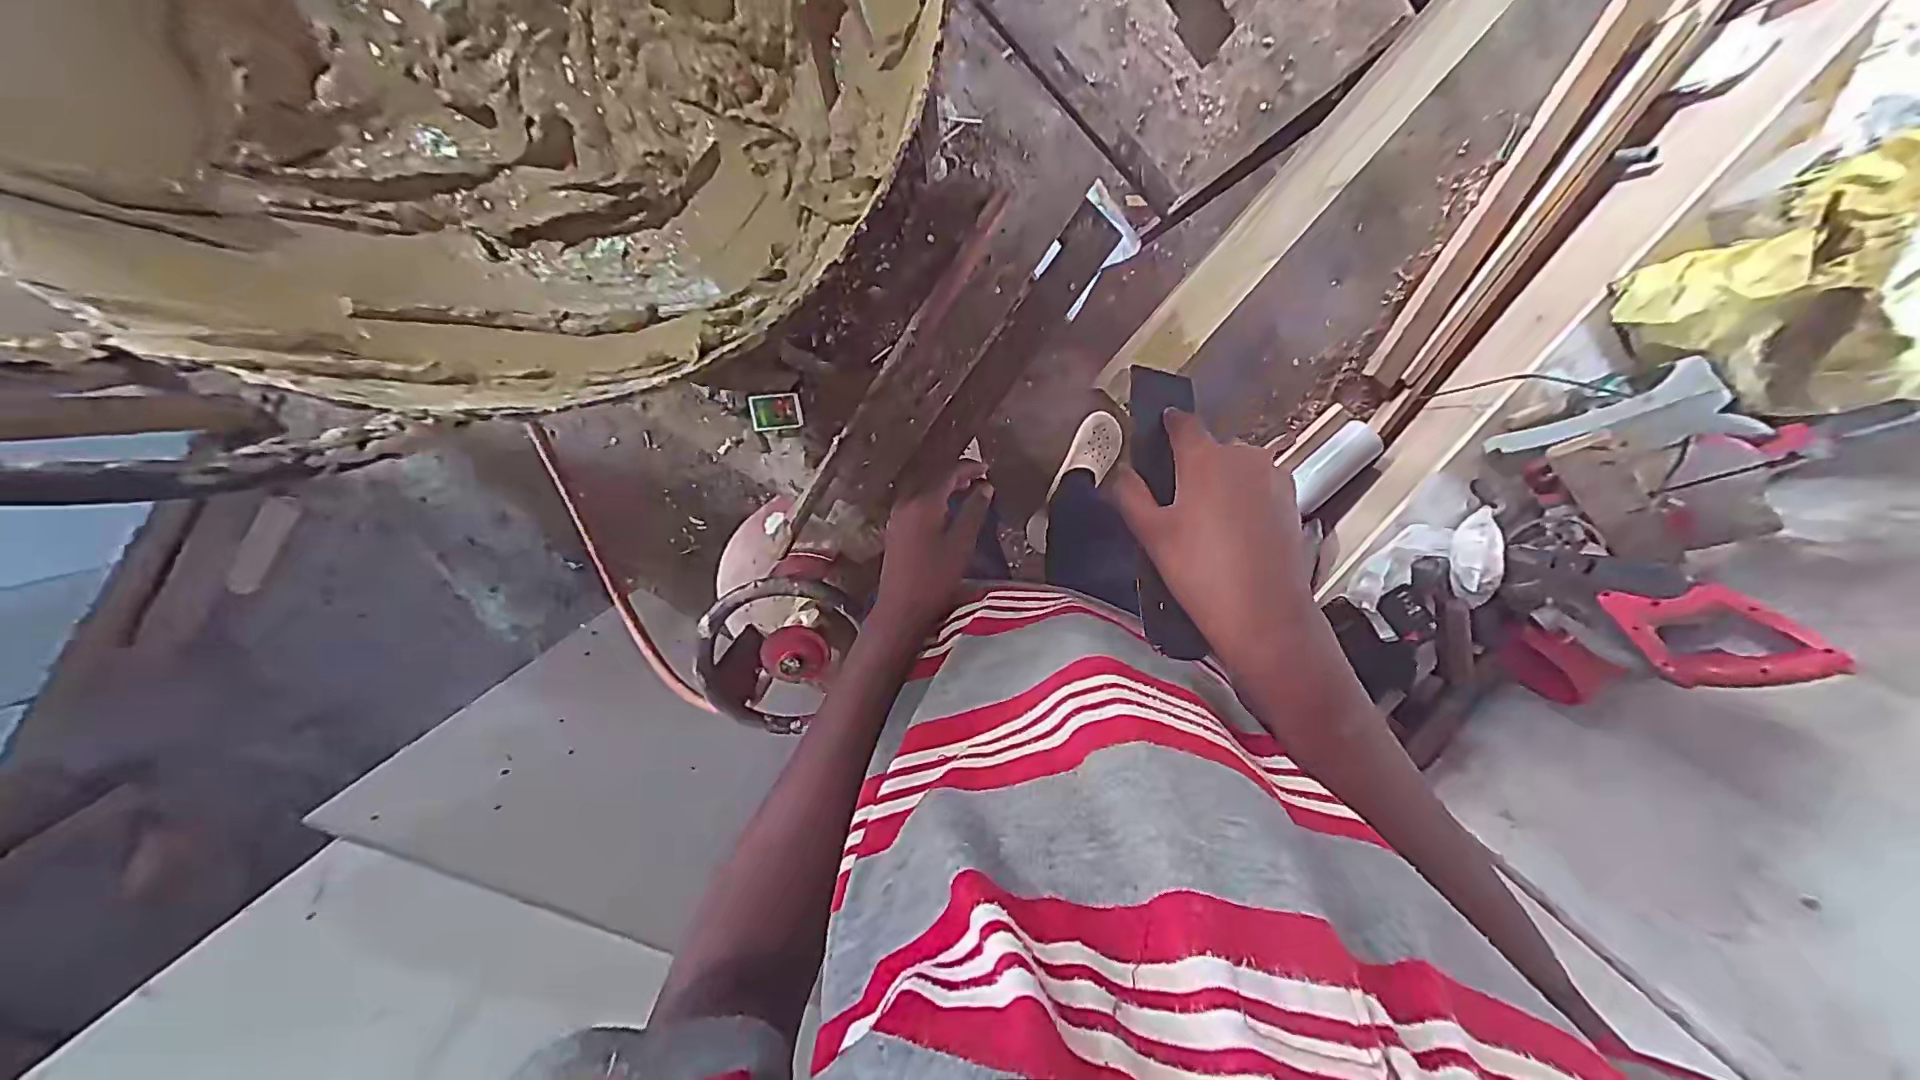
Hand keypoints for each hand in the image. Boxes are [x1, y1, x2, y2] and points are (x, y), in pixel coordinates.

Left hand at [873, 461, 993, 637]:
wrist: (901, 607)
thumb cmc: (936, 578)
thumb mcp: (962, 543)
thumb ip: (974, 511)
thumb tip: (985, 487)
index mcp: (924, 502)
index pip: (948, 473)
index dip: (970, 467)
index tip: (988, 469)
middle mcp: (906, 502)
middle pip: (932, 476)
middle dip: (956, 473)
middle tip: (979, 476)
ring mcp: (897, 515)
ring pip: (922, 487)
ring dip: (944, 484)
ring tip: (966, 489)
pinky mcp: (894, 528)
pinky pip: (915, 500)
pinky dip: (933, 496)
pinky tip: (946, 507)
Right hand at [1107, 409, 1316, 673]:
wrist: (1265, 615)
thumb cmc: (1202, 572)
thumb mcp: (1150, 533)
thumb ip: (1128, 494)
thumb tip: (1119, 474)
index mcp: (1205, 456)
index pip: (1181, 421)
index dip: (1164, 426)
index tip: (1153, 437)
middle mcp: (1245, 457)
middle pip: (1209, 448)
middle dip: (1190, 466)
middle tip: (1171, 502)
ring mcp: (1274, 478)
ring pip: (1236, 469)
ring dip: (1218, 484)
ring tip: (1202, 525)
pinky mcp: (1291, 503)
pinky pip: (1257, 490)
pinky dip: (1242, 502)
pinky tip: (1230, 537)